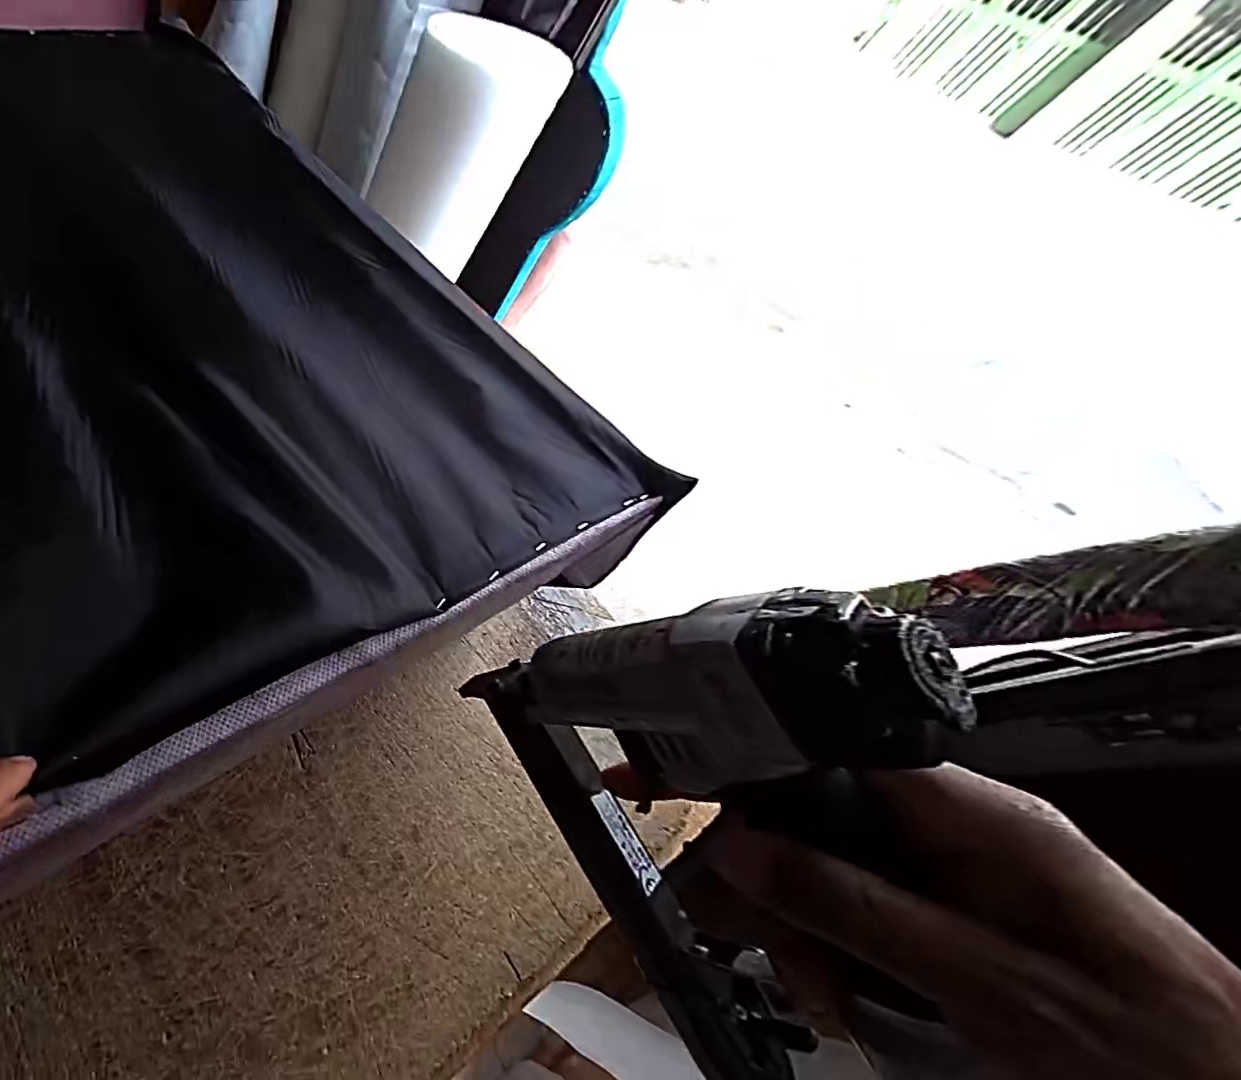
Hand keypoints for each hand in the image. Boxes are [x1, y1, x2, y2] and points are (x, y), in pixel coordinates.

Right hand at [612, 764, 1240, 1078]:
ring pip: (810, 867)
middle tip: (746, 929)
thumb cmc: (1185, 1073)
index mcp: (978, 818)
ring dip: (789, 925)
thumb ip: (859, 911)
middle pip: (803, 817)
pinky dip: (817, 949)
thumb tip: (738, 850)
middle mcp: (948, 831)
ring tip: (810, 988)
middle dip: (767, 877)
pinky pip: (839, 908)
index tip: (665, 774)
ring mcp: (937, 874)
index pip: (822, 753)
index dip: (739, 759)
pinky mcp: (930, 915)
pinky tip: (829, 993)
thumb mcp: (1006, 996)